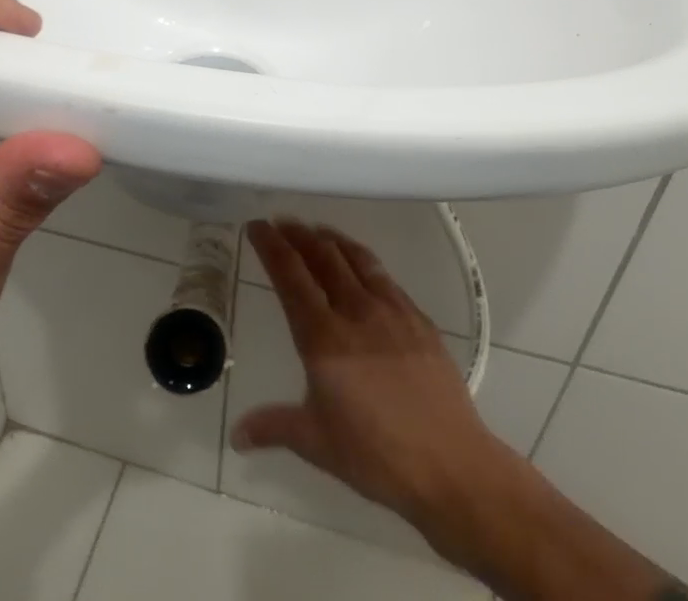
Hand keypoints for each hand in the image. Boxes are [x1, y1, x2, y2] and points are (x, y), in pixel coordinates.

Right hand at [231, 219, 508, 524]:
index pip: (291, 278)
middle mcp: (357, 315)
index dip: (271, 248)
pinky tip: (365, 270)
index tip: (257, 227)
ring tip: (319, 231)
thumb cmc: (375, 455)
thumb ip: (274, 427)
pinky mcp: (422, 325)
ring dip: (334, 241)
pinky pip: (388, 281)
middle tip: (283, 222)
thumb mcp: (315, 442)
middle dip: (299, 235)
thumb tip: (238, 436)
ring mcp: (395, 315)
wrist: (450, 464)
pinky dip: (367, 264)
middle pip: (325, 259)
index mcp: (323, 339)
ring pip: (360, 261)